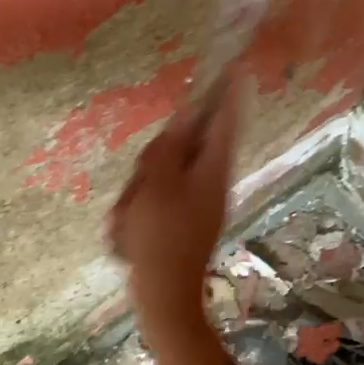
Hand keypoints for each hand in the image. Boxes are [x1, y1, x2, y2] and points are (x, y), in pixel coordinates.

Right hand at [108, 78, 240, 323]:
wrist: (163, 297)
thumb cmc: (160, 236)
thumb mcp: (159, 183)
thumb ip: (171, 145)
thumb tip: (187, 111)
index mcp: (213, 170)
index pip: (224, 120)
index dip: (227, 93)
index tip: (233, 67)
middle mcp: (210, 183)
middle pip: (183, 146)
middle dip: (155, 157)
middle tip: (141, 180)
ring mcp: (196, 204)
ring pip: (164, 172)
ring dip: (141, 187)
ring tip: (130, 214)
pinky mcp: (181, 221)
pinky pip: (158, 198)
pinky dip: (141, 207)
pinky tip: (129, 229)